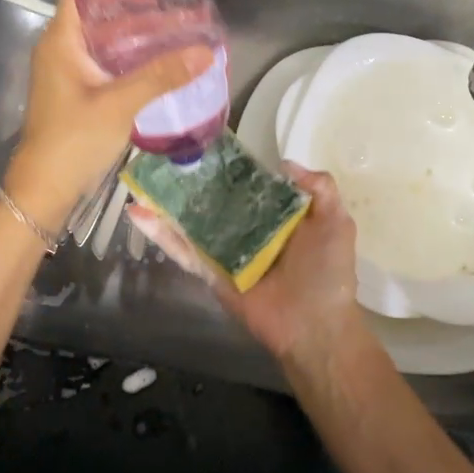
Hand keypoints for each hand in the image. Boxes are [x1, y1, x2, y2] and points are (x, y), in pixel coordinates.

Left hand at [3, 0, 212, 231]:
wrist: (44, 190)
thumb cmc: (73, 140)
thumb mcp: (119, 105)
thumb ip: (161, 75)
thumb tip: (205, 50)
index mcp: (60, 40)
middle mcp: (59, 49)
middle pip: (95, 13)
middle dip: (132, 4)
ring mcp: (66, 72)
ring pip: (102, 39)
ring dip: (132, 32)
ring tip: (173, 23)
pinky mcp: (75, 92)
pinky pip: (104, 62)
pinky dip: (128, 56)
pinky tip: (157, 60)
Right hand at [131, 163, 362, 363]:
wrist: (314, 327)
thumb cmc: (326, 273)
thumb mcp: (336, 223)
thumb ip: (320, 189)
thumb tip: (283, 163)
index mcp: (275, 218)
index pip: (246, 187)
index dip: (228, 168)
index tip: (206, 145)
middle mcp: (245, 231)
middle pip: (212, 201)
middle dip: (190, 181)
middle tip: (165, 156)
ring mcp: (223, 251)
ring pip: (189, 221)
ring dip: (164, 202)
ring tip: (140, 178)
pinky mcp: (207, 271)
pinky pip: (181, 250)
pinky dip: (158, 232)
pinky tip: (136, 212)